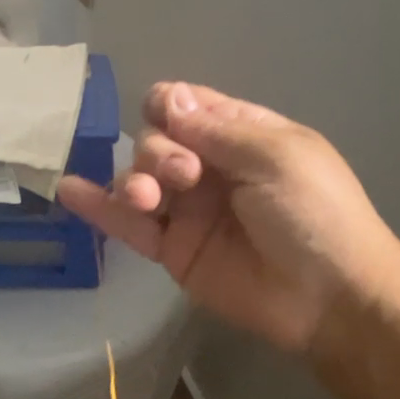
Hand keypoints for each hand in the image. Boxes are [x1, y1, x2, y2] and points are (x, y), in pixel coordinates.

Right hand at [59, 81, 399, 353]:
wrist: (331, 299)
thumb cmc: (315, 216)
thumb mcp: (277, 157)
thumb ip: (217, 130)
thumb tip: (167, 98)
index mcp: (243, 135)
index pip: (189, 105)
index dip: (170, 106)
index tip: (171, 122)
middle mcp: (211, 167)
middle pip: (157, 139)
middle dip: (160, 150)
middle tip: (185, 178)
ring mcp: (189, 210)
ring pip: (139, 177)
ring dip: (133, 179)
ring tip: (146, 200)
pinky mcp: (173, 250)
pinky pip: (129, 224)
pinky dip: (98, 207)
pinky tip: (68, 190)